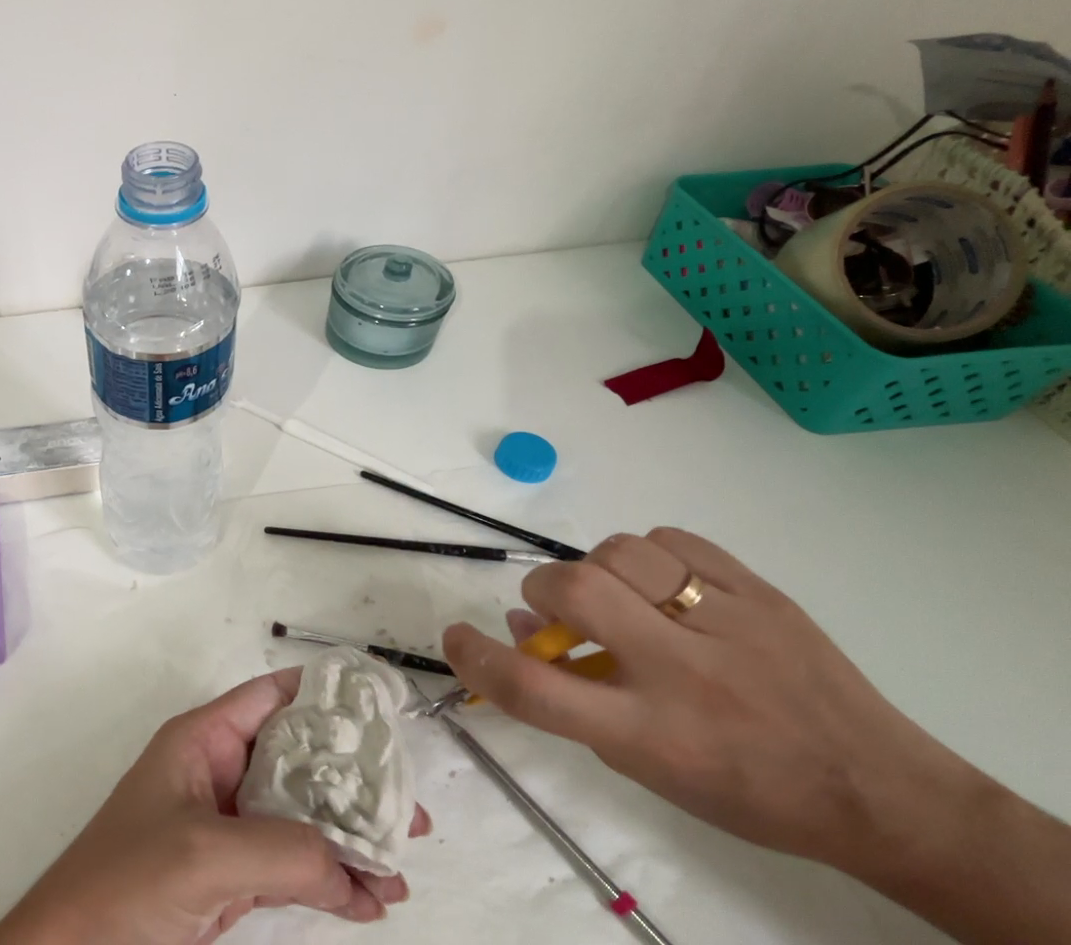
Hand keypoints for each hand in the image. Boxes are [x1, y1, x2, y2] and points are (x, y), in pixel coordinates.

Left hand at [0, 669, 430, 944]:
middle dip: (356, 784)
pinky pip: (294, 868)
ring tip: (402, 867)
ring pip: (304, 819)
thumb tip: (352, 866)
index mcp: (203, 740)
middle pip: (301, 762)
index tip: (385, 712)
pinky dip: (333, 884)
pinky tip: (370, 903)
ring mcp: (227, 827)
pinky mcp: (231, 877)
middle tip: (410, 811)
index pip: (273, 698)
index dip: (325, 696)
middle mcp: (219, 773)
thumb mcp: (206, 853)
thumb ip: (286, 850)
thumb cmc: (126, 880)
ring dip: (352, 842)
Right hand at [442, 527, 1070, 944]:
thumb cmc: (743, 790)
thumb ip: (576, 694)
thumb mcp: (645, 763)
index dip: (475, 657)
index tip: (456, 637)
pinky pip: (676, 541)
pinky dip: (649, 555)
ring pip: (620, 552)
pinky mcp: (763, 593)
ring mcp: (727, 624)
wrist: (874, 788)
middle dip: (544, 588)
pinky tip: (662, 582)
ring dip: (595, 567)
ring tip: (615, 593)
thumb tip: (525, 627)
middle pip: (573, 592)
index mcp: (646, 731)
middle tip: (555, 606)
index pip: (531, 686)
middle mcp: (680, 672)